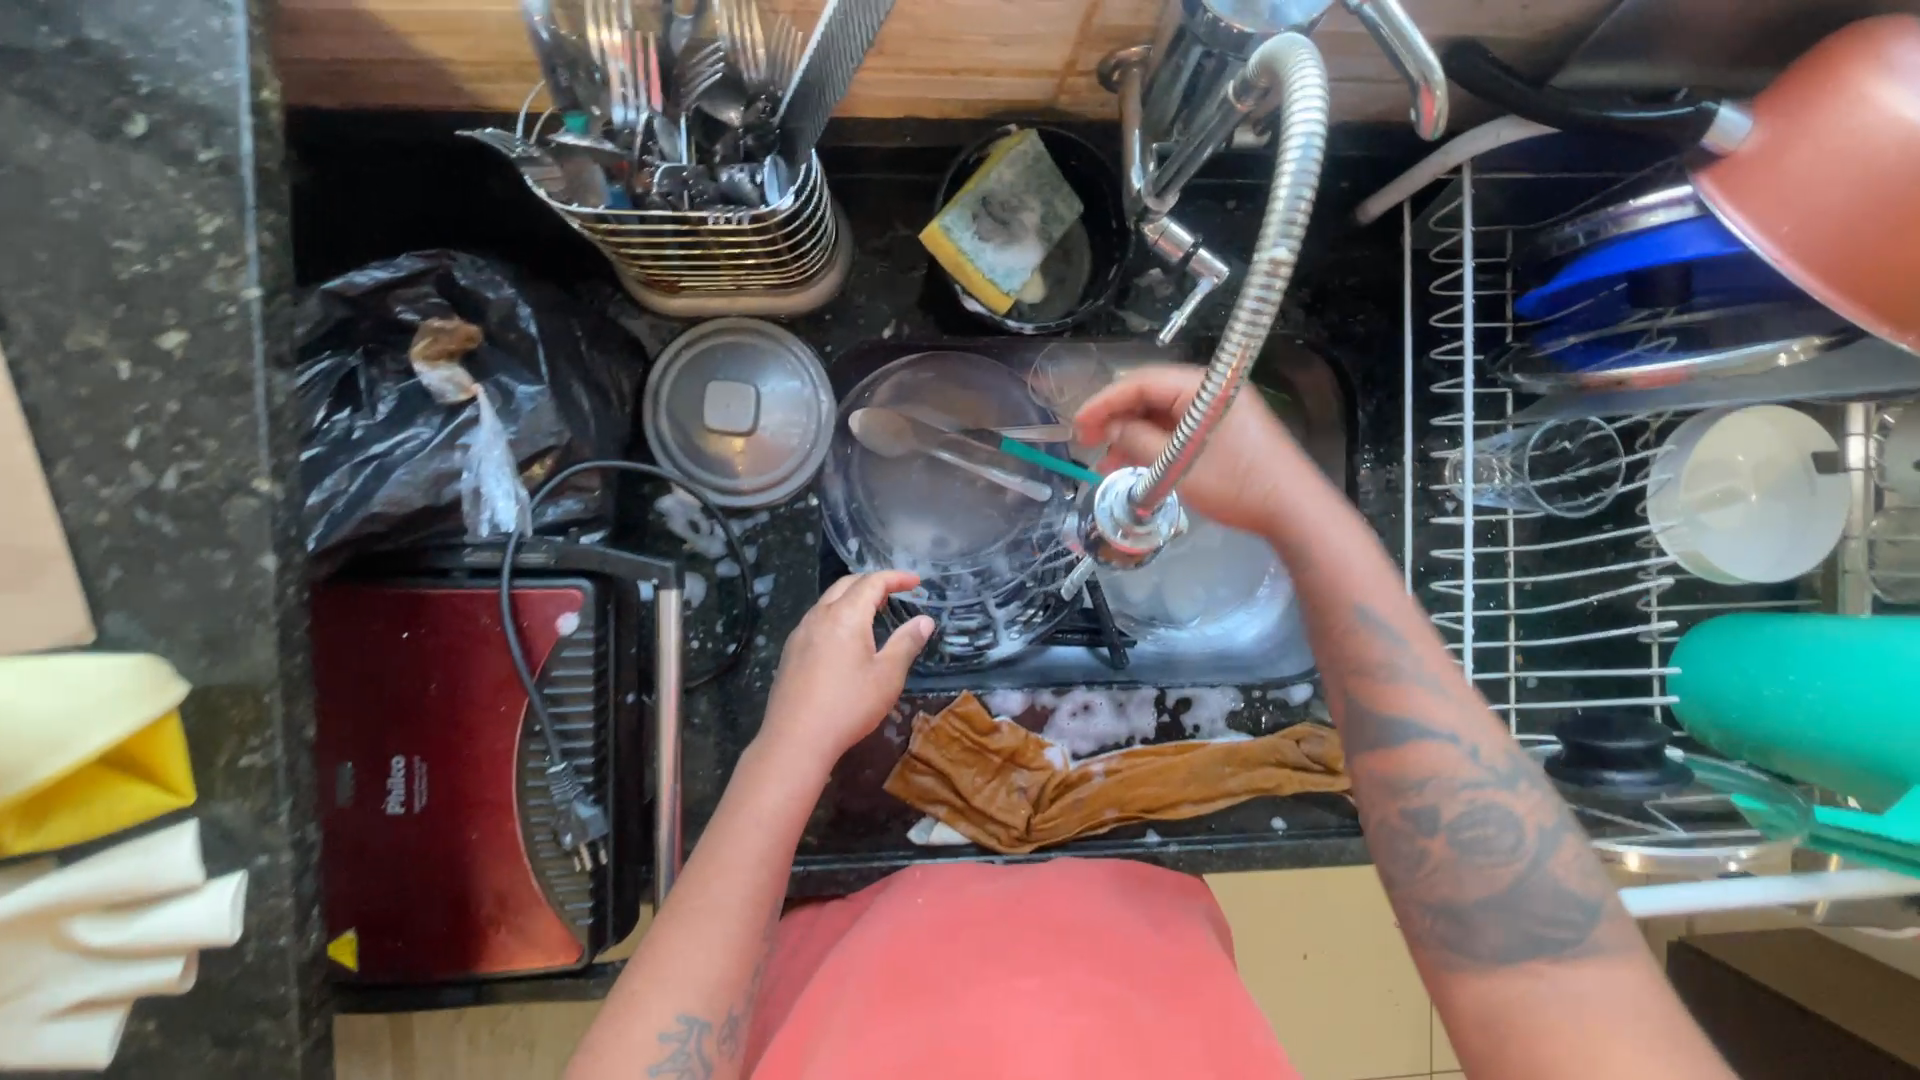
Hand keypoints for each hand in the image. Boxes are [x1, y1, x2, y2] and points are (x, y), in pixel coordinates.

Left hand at [759, 571, 934, 770]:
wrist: (796, 739)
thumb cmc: (848, 705)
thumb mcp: (888, 675)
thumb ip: (906, 643)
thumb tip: (925, 620)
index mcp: (845, 615)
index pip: (872, 582)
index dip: (896, 577)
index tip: (916, 582)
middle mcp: (819, 616)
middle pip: (846, 584)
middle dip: (872, 582)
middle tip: (895, 593)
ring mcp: (800, 633)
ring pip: (828, 601)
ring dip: (852, 598)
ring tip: (873, 612)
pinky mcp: (791, 652)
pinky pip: (817, 620)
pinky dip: (837, 615)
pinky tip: (845, 638)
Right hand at [1074, 364, 1304, 535]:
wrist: (1294, 510)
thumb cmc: (1238, 485)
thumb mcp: (1179, 465)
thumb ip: (1138, 442)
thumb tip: (1110, 429)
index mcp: (1203, 387)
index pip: (1141, 382)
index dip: (1105, 403)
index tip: (1078, 427)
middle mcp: (1209, 391)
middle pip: (1149, 395)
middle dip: (1115, 420)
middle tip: (1086, 444)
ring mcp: (1216, 411)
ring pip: (1160, 415)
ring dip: (1130, 437)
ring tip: (1105, 465)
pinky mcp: (1220, 432)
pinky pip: (1177, 430)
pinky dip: (1152, 446)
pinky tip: (1133, 467)